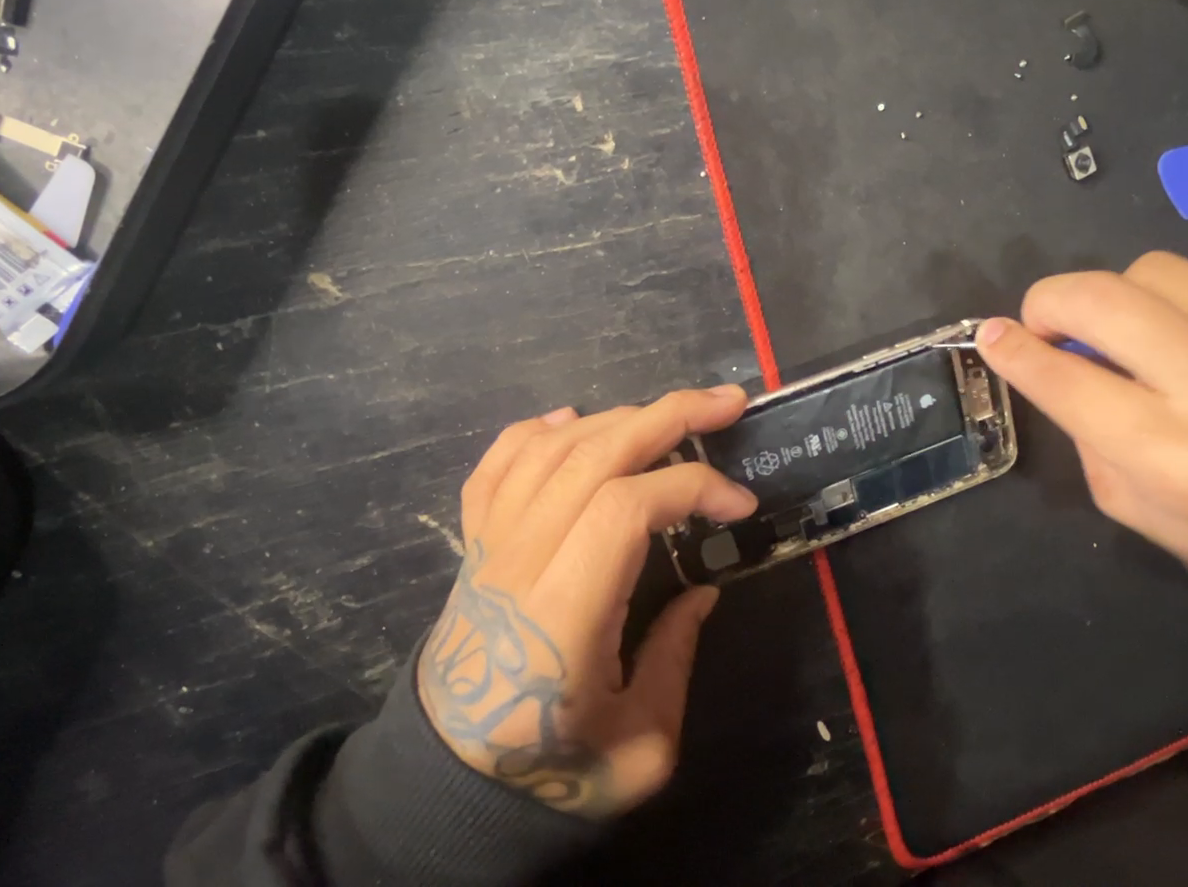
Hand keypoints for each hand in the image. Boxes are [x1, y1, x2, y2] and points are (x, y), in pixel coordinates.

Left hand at [417, 387, 757, 818]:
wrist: (446, 785)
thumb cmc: (550, 770)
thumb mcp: (641, 746)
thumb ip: (677, 660)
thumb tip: (702, 590)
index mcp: (563, 615)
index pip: (625, 507)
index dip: (693, 487)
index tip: (741, 507)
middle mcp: (520, 563)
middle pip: (592, 456)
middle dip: (668, 416)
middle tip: (729, 404)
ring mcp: (489, 548)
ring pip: (551, 448)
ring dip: (619, 417)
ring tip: (673, 414)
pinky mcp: (473, 546)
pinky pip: (498, 464)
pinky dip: (539, 429)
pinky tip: (574, 418)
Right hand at [975, 252, 1187, 582]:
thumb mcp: (1137, 509)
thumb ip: (1086, 431)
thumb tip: (1052, 356)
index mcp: (1175, 456)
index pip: (1067, 379)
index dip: (1015, 350)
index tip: (991, 334)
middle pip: (1106, 299)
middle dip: (1055, 301)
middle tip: (1050, 321)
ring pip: (1156, 270)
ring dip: (1122, 297)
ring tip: (1136, 333)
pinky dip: (1185, 303)